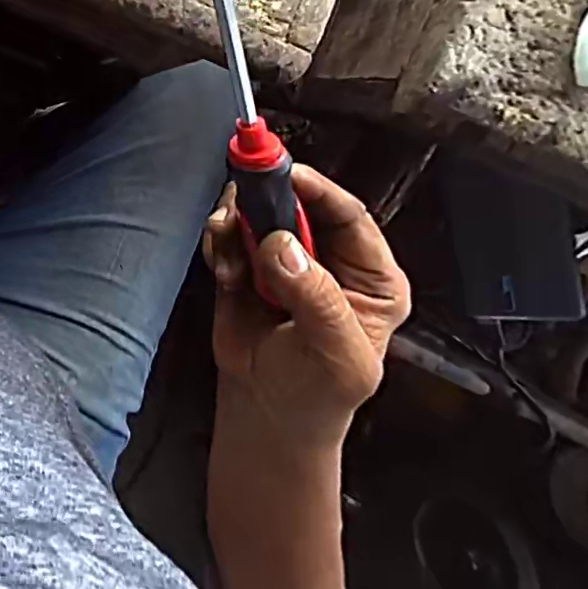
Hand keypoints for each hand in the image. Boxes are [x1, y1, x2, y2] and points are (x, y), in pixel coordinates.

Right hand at [202, 164, 410, 447]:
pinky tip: (225, 274)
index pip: (348, 215)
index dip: (317, 189)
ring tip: (231, 259)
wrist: (266, 414)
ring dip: (235, 225)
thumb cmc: (317, 395)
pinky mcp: (246, 261)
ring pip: (256, 211)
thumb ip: (316, 298)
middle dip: (265, 201)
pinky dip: (219, 244)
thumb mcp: (336, 355)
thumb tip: (282, 246)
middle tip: (241, 203)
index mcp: (368, 275)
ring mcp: (283, 257)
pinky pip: (228, 232)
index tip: (285, 175)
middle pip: (296, 203)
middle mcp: (327, 257)